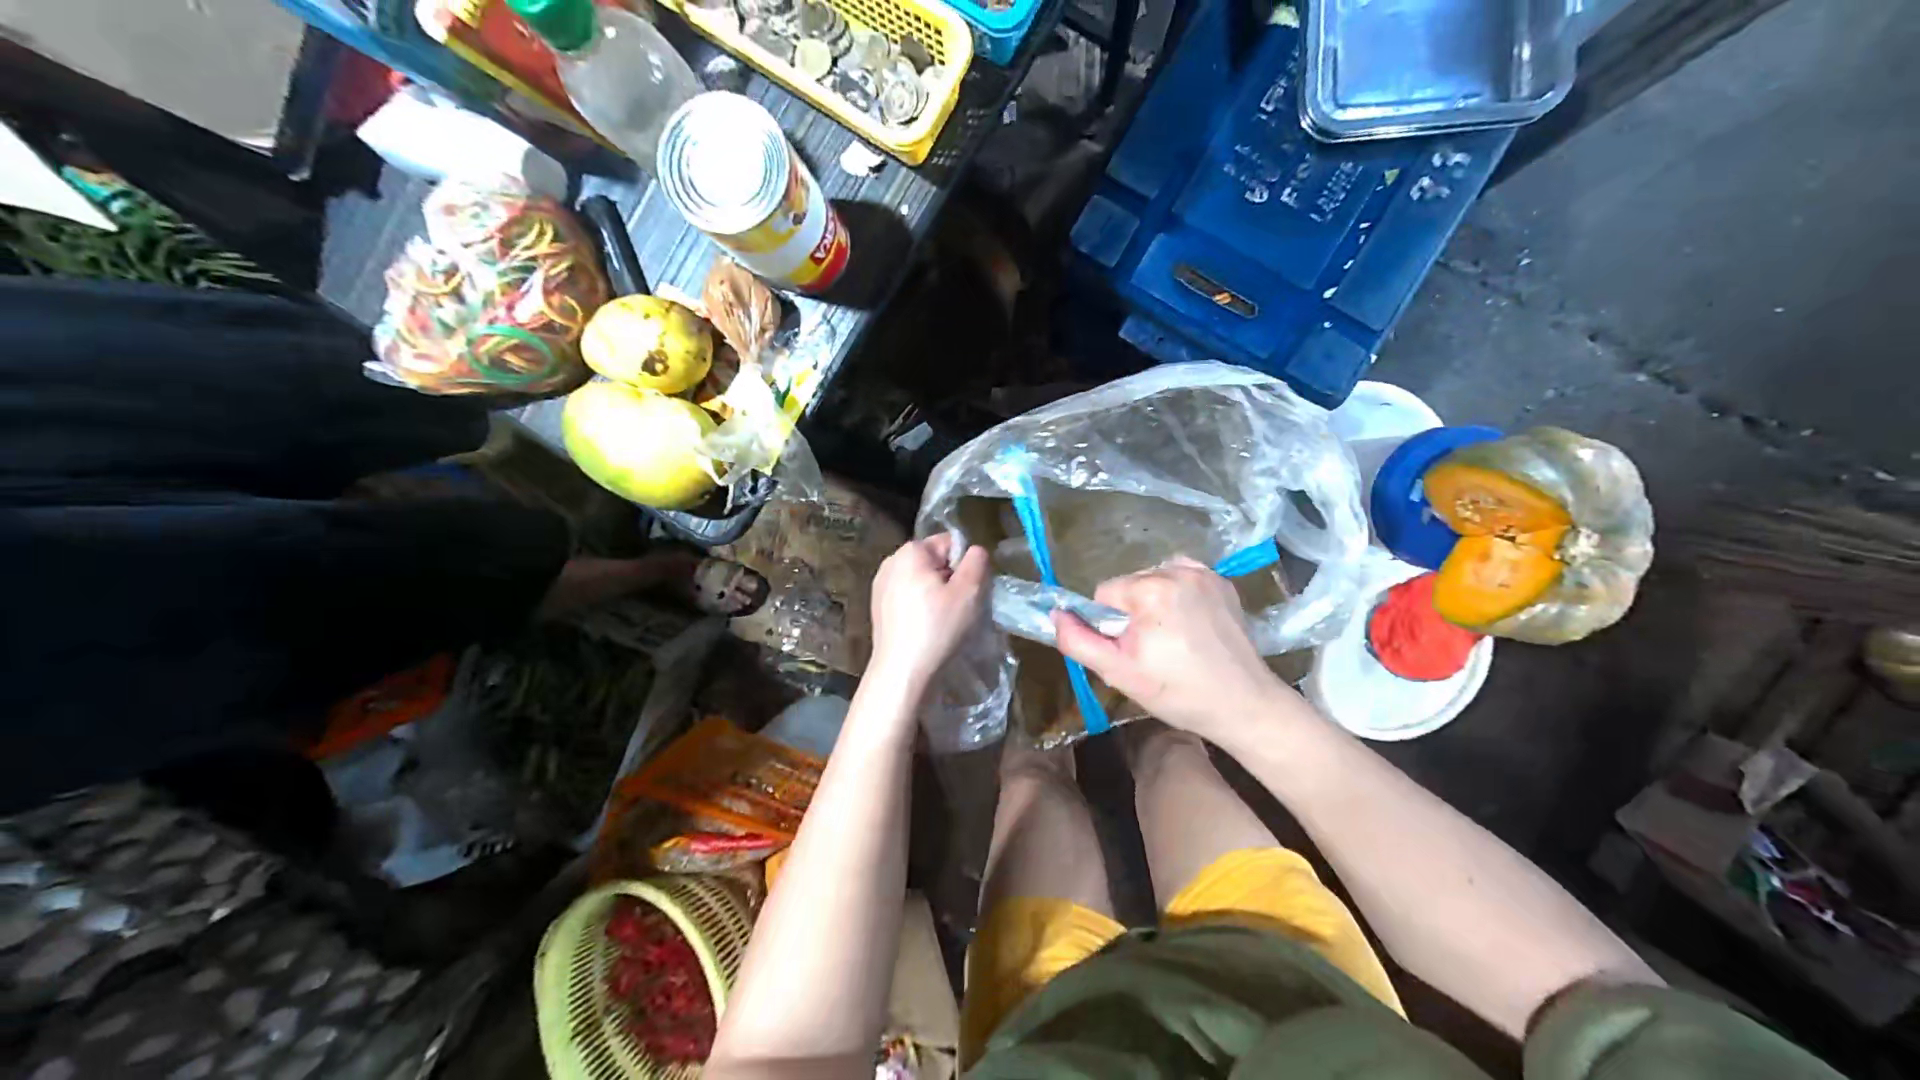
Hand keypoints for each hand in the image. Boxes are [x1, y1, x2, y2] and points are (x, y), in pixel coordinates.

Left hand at [869, 534, 989, 687]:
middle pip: (935, 562)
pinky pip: (909, 598)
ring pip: (922, 581)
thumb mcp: (970, 591)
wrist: (902, 672)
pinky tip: (925, 629)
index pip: (951, 544)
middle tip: (958, 609)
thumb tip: (974, 551)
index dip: (965, 566)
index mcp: (911, 551)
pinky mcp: (878, 607)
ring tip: (942, 622)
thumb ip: (978, 561)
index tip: (966, 593)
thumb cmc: (937, 628)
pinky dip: (920, 609)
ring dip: (937, 596)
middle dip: (950, 580)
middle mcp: (891, 561)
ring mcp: (881, 585)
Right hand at [1051, 556, 1296, 740]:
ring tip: (1174, 640)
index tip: (1134, 651)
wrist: (1244, 704)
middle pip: (1130, 585)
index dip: (1111, 625)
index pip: (1104, 594)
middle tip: (1155, 651)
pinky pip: (1181, 579)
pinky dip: (1178, 596)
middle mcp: (1177, 570)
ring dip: (1154, 604)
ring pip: (1153, 580)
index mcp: (1151, 589)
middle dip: (1133, 613)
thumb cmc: (1178, 692)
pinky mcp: (1222, 581)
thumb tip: (1056, 614)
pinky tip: (1189, 625)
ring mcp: (1204, 574)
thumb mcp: (1119, 673)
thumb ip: (1078, 641)